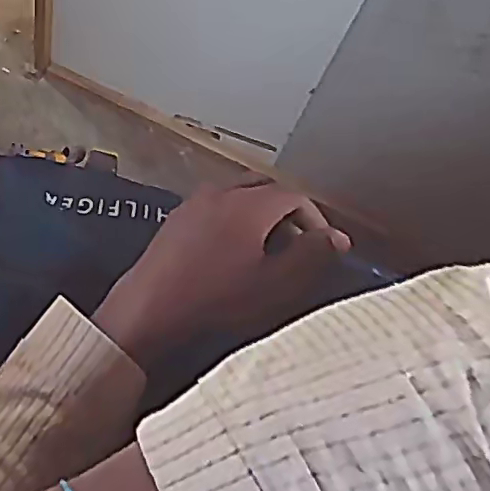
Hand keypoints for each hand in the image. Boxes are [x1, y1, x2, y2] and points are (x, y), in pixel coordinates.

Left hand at [94, 181, 348, 366]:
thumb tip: (335, 235)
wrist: (154, 302)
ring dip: (258, 214)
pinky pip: (214, 206)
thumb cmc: (220, 295)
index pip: (294, 195)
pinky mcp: (176, 217)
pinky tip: (232, 251)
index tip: (324, 248)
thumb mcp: (277, 282)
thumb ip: (312, 254)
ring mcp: (193, 202)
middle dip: (287, 212)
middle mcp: (219, 192)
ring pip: (237, 195)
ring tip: (267, 251)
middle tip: (297, 245)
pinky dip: (232, 218)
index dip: (316, 219)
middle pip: (264, 188)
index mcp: (248, 203)